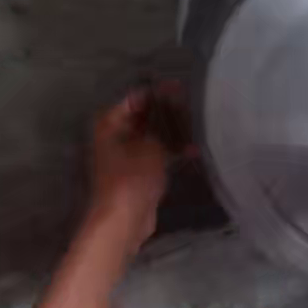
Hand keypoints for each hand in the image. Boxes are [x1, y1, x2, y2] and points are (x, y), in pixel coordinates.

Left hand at [83, 81, 185, 250]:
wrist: (124, 220)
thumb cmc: (133, 176)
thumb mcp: (151, 144)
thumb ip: (162, 121)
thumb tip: (172, 103)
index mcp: (110, 123)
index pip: (137, 97)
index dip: (159, 92)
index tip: (183, 88)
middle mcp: (114, 135)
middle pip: (144, 116)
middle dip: (167, 111)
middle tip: (193, 105)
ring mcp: (125, 154)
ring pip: (152, 135)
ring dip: (172, 132)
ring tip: (197, 125)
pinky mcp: (137, 171)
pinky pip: (156, 153)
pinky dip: (171, 151)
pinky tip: (193, 150)